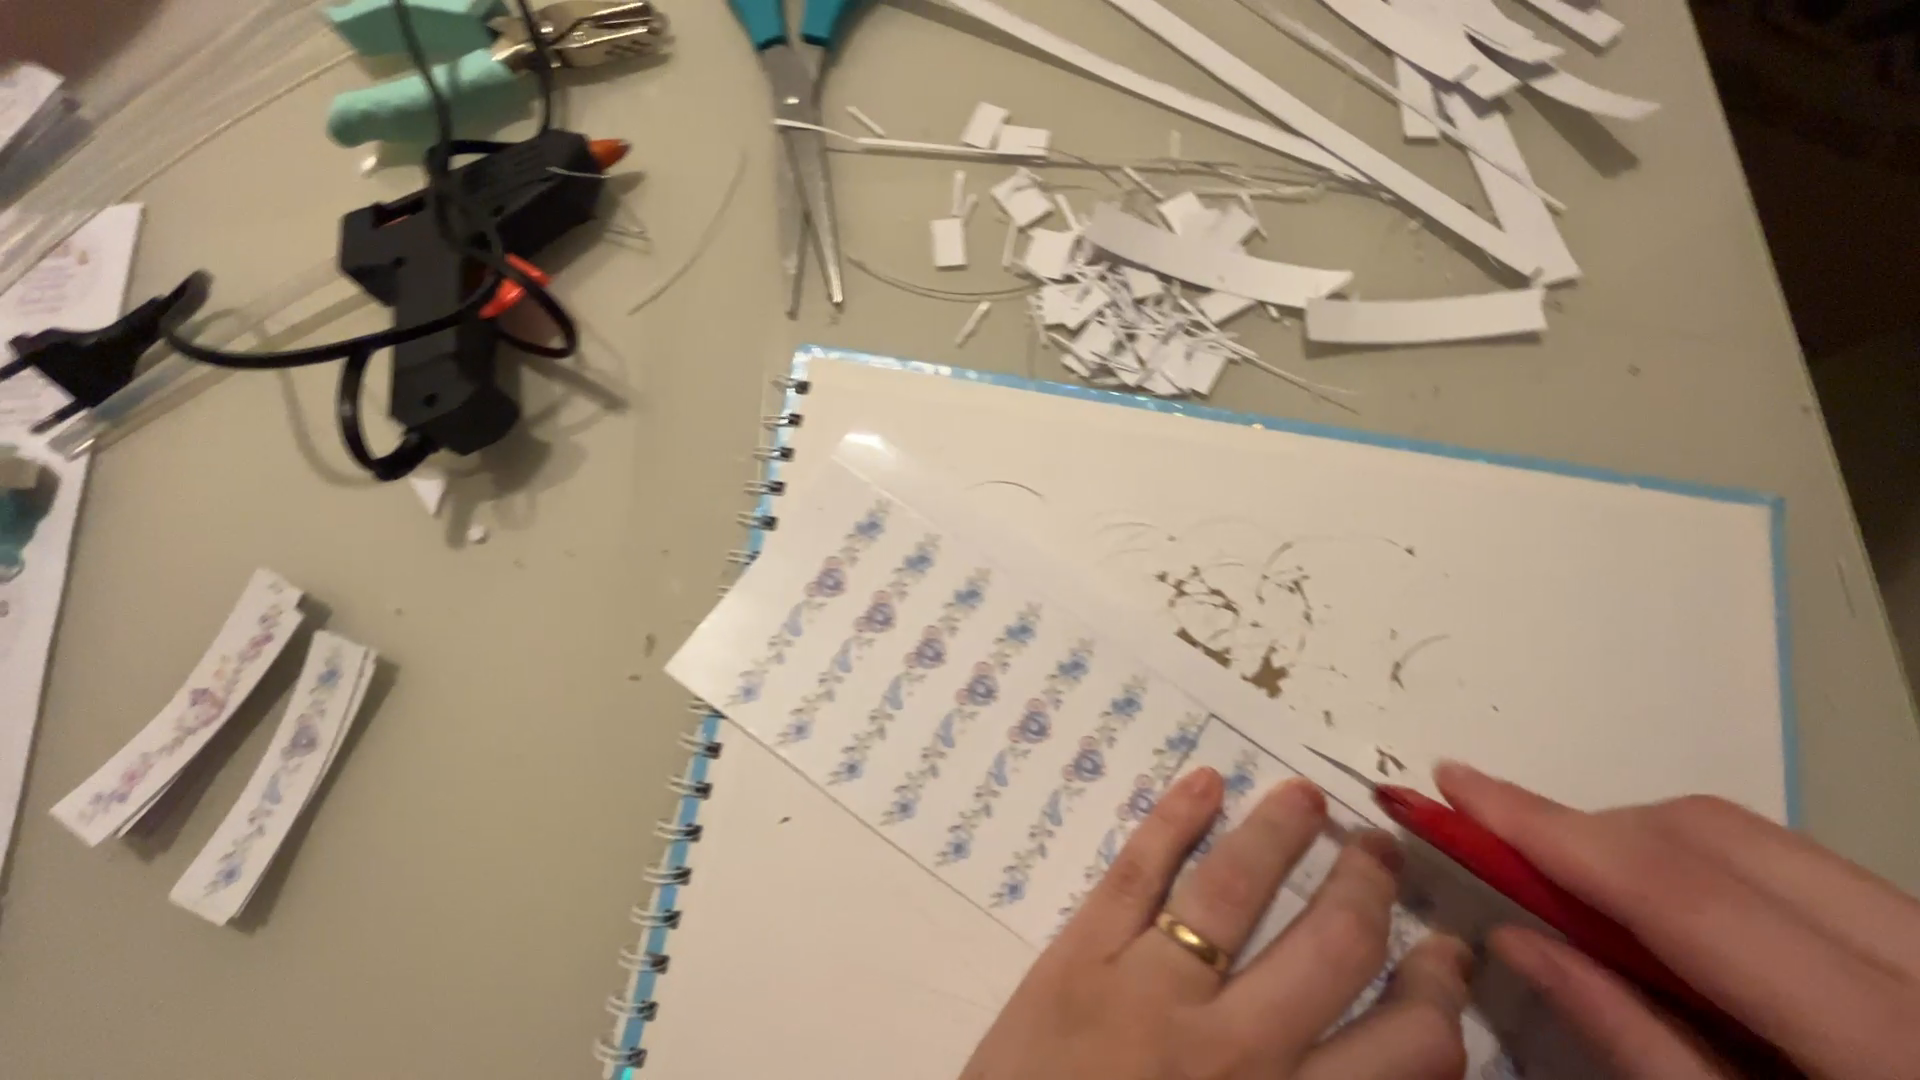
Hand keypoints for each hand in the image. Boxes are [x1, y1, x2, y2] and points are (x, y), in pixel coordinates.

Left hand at [962, 767, 1472, 1079]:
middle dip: (1368, 888)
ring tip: (1309, 797)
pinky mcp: (1082, 951)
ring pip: (1235, 886)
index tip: (1442, 951)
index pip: (1407, 1047)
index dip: (1438, 993)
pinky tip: (1207, 781)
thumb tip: (1377, 1062)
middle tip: (1380, 851)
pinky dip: (1174, 818)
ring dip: (1281, 831)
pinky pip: (1137, 871)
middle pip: (1332, 944)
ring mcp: (1151, 984)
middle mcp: (1237, 1044)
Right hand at [1436, 762, 1919, 1077]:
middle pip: (1716, 835)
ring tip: (1588, 898)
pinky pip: (1798, 867)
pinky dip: (1706, 871)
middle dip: (1589, 830)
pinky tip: (1680, 927)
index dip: (1547, 829)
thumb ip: (1635, 1044)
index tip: (1454, 784)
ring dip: (1642, 847)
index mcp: (1892, 1041)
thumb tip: (1515, 939)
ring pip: (1757, 838)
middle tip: (1508, 856)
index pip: (1679, 890)